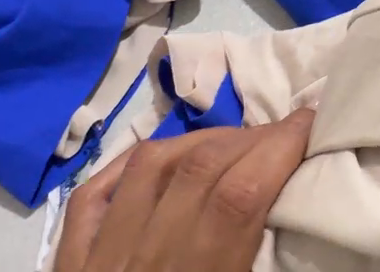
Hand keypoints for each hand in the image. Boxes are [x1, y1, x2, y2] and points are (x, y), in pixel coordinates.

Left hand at [54, 109, 314, 271]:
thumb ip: (270, 253)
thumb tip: (311, 187)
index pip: (238, 196)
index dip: (282, 145)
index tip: (313, 122)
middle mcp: (142, 264)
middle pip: (199, 170)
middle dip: (254, 135)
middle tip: (286, 130)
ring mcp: (96, 263)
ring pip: (149, 167)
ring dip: (202, 140)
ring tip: (234, 142)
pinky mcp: (67, 266)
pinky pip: (91, 198)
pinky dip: (129, 165)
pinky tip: (162, 157)